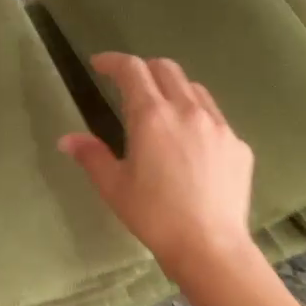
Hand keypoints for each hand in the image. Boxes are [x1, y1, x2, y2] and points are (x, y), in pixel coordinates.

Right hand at [59, 52, 258, 275]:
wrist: (209, 244)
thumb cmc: (153, 216)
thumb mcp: (114, 187)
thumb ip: (91, 156)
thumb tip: (67, 139)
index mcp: (152, 117)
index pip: (132, 71)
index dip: (113, 61)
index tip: (99, 65)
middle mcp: (188, 110)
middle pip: (167, 69)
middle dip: (144, 69)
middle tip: (129, 84)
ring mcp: (219, 126)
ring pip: (195, 90)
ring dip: (173, 89)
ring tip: (162, 109)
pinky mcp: (238, 145)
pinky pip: (215, 119)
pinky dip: (197, 118)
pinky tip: (190, 144)